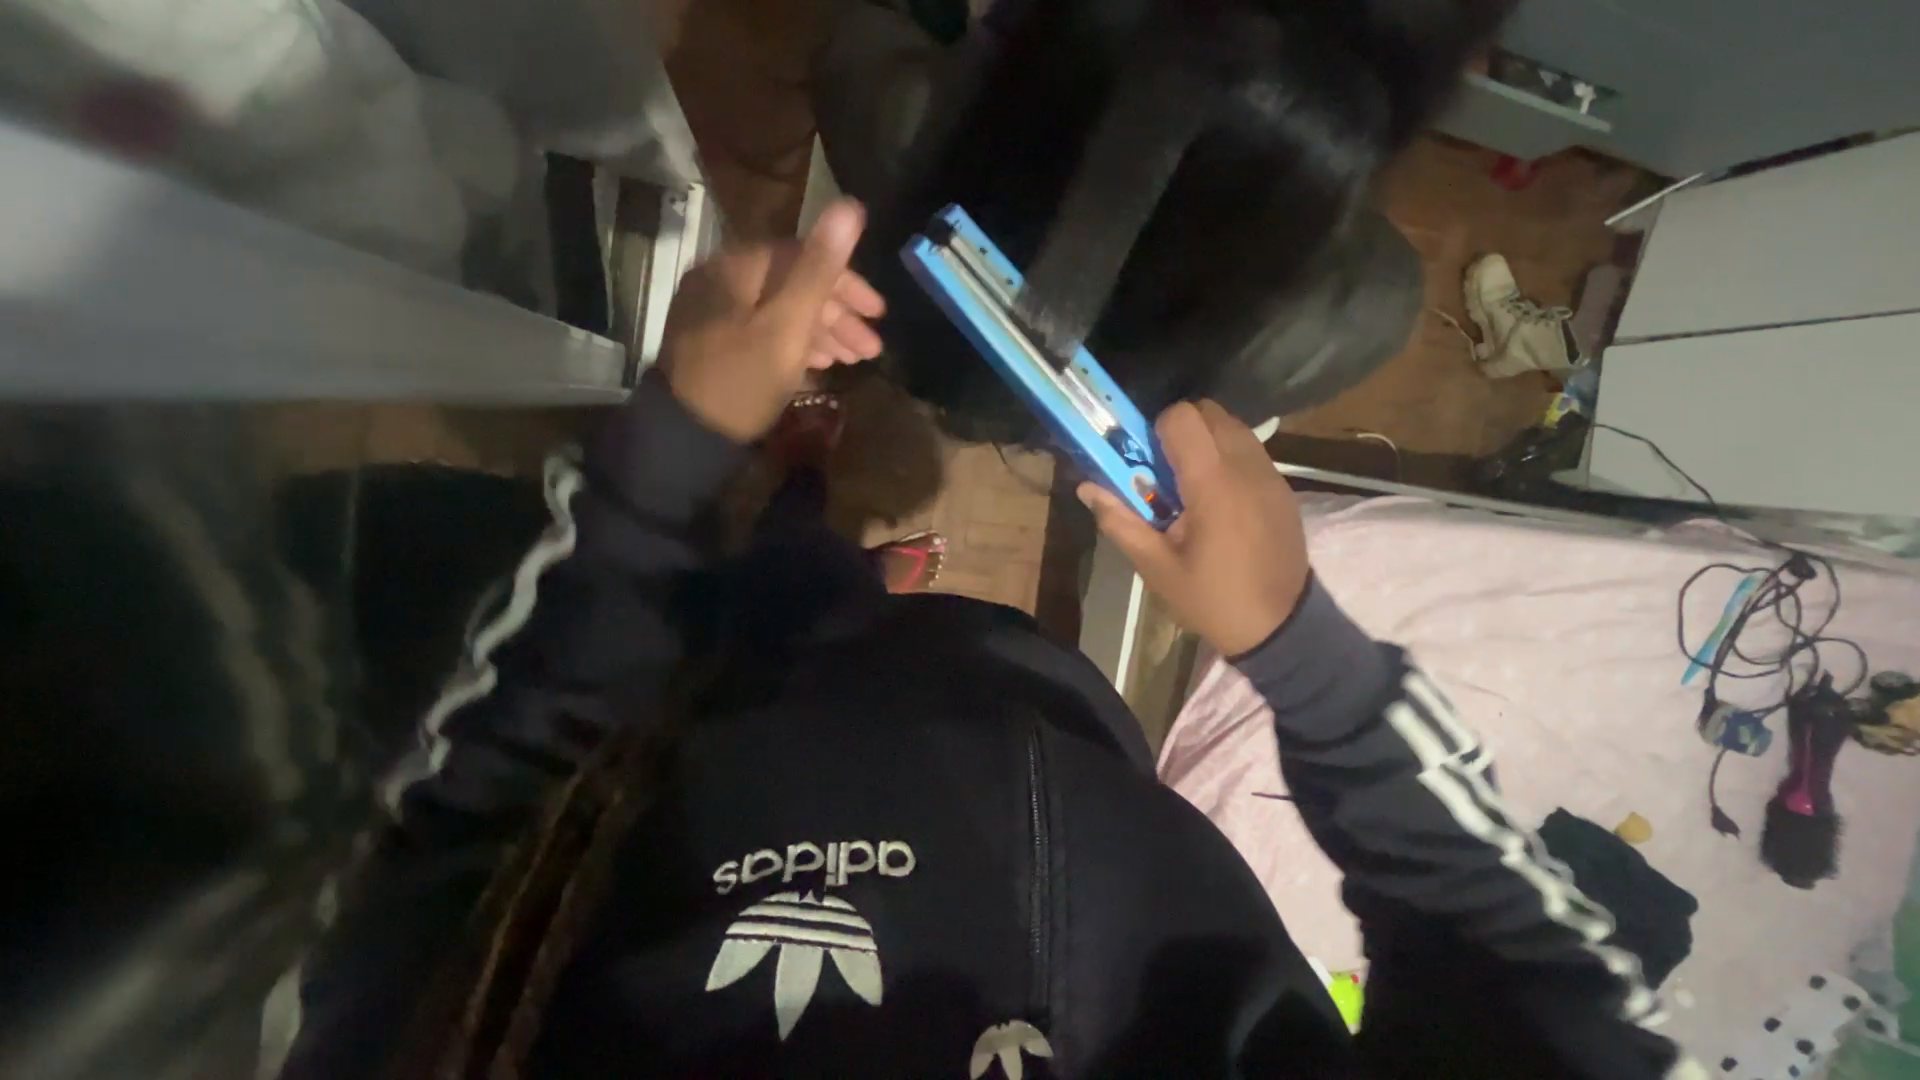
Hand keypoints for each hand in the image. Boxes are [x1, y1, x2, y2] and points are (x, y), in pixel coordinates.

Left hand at [655, 199, 884, 441]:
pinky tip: (820, 363)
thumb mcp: (786, 327)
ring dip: (823, 332)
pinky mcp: (715, 344)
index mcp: (737, 268)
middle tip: (871, 347)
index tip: (878, 314)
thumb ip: (819, 269)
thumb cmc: (742, 380)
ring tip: (855, 360)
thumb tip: (851, 206)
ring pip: (781, 311)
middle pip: (792, 285)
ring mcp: (716, 313)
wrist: (684, 437)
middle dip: (838, 315)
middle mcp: (723, 281)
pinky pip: (765, 331)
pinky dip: (796, 343)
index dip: (846, 283)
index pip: (803, 257)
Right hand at [1079, 401, 1308, 656]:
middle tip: (1163, 469)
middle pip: (1209, 411)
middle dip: (1180, 429)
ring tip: (1190, 485)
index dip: (1156, 429)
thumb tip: (1086, 488)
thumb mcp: (1156, 568)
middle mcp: (1246, 467)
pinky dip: (1228, 456)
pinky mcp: (1283, 488)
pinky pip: (1250, 450)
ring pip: (1232, 426)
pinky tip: (1218, 500)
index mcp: (1213, 484)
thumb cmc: (1213, 599)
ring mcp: (1271, 475)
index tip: (1145, 460)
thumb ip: (1120, 521)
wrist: (1281, 627)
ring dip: (1205, 440)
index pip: (1182, 417)